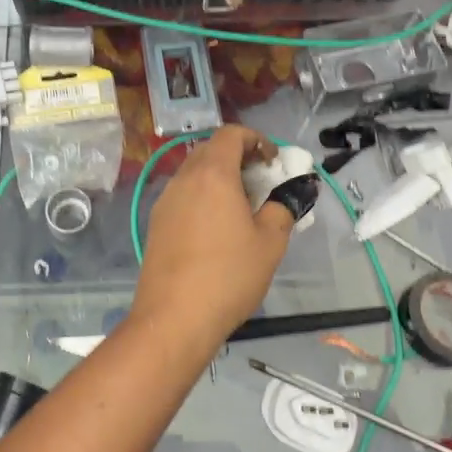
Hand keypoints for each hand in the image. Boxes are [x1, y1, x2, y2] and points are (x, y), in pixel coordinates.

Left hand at [131, 125, 296, 343]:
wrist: (174, 316)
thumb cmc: (228, 275)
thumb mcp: (269, 242)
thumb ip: (283, 208)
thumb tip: (295, 191)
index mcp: (212, 174)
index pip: (231, 134)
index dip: (256, 140)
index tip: (273, 162)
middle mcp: (183, 179)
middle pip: (210, 149)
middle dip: (238, 156)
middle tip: (261, 182)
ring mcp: (165, 200)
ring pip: (193, 172)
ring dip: (219, 177)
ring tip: (242, 206)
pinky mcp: (156, 223)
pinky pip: (183, 195)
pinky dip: (202, 196)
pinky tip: (217, 227)